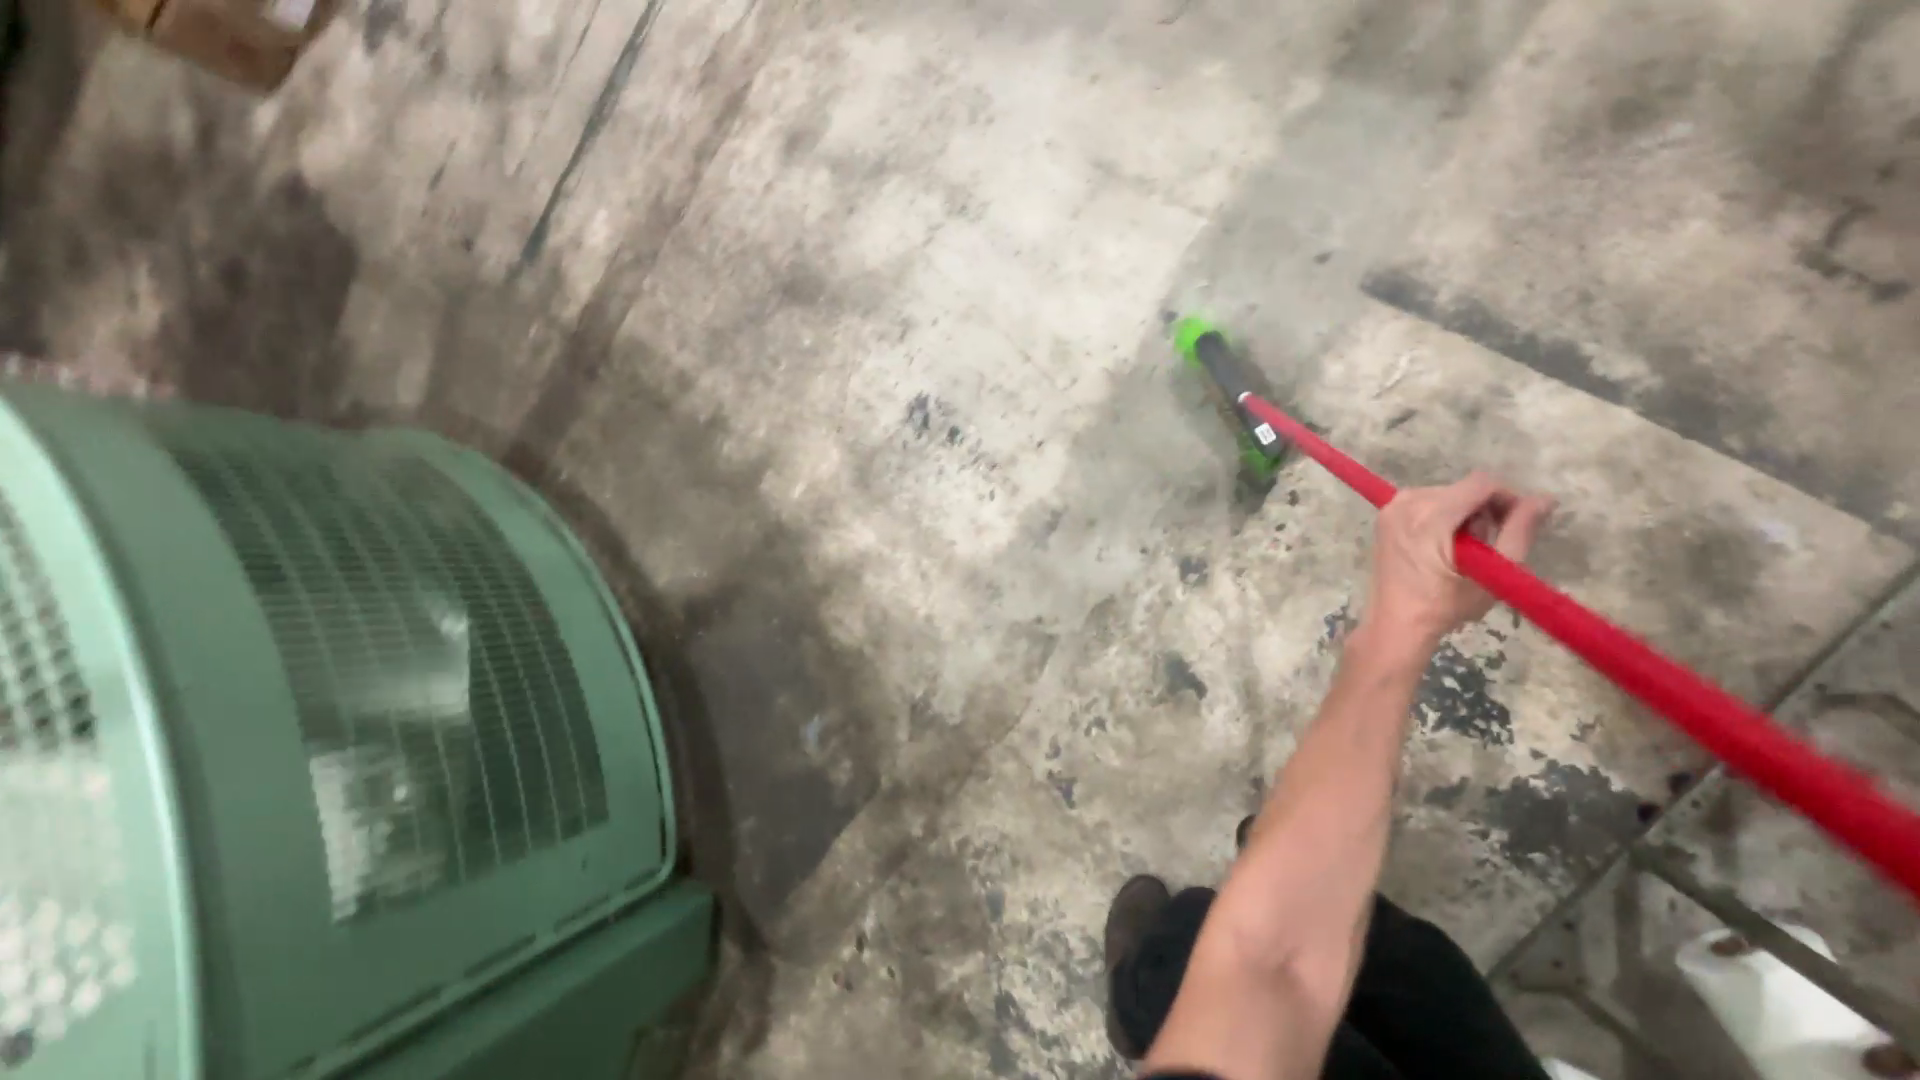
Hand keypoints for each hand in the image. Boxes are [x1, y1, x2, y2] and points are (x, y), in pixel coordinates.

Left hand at [1363, 472, 1553, 647]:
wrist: (1396, 622)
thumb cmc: (1444, 606)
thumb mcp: (1493, 574)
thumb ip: (1519, 532)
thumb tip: (1544, 500)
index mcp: (1428, 516)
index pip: (1481, 483)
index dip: (1507, 498)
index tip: (1517, 523)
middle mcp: (1406, 503)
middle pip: (1464, 489)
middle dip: (1485, 511)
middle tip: (1486, 547)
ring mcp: (1392, 507)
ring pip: (1447, 493)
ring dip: (1465, 514)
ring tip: (1466, 550)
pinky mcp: (1386, 515)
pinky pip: (1428, 501)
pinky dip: (1444, 516)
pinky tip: (1446, 544)